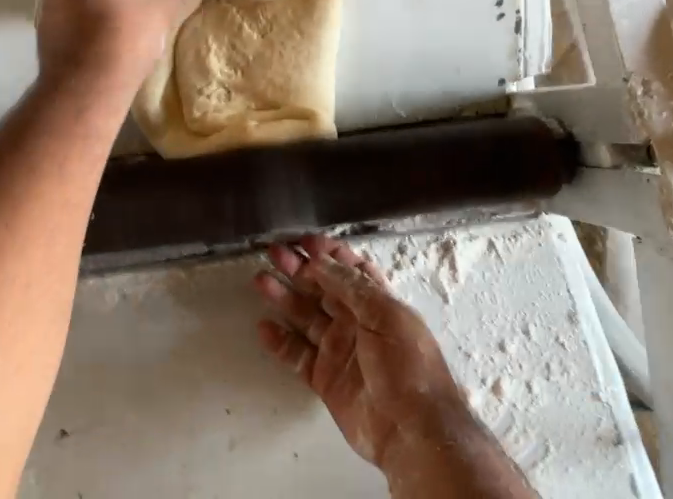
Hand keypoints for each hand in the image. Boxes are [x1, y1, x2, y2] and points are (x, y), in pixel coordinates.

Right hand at [253, 235, 471, 468]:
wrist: (412, 431)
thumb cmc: (407, 366)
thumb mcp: (385, 315)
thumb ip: (351, 286)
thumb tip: (320, 260)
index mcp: (377, 303)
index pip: (349, 270)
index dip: (328, 254)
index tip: (303, 240)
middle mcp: (356, 322)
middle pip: (322, 289)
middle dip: (299, 269)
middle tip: (274, 253)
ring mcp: (339, 350)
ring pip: (305, 317)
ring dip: (284, 298)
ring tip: (261, 281)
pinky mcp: (324, 378)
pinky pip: (297, 354)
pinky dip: (280, 341)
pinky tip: (265, 327)